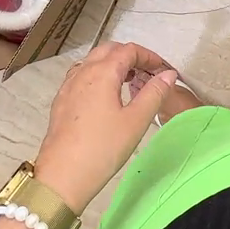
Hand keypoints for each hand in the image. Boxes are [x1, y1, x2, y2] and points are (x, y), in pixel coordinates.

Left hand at [32, 42, 176, 212]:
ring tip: (128, 83)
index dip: (149, 56)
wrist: (61, 178)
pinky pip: (81, 76)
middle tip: (147, 73)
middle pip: (109, 50)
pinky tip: (104, 97)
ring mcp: (68, 86)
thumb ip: (154, 93)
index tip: (163, 70)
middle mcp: (83, 72)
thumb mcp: (136, 121)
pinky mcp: (60, 101)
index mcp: (102, 72)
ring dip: (112, 64)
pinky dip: (97, 76)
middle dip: (130, 56)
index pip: (128, 50)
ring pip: (92, 62)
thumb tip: (168, 74)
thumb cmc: (102, 148)